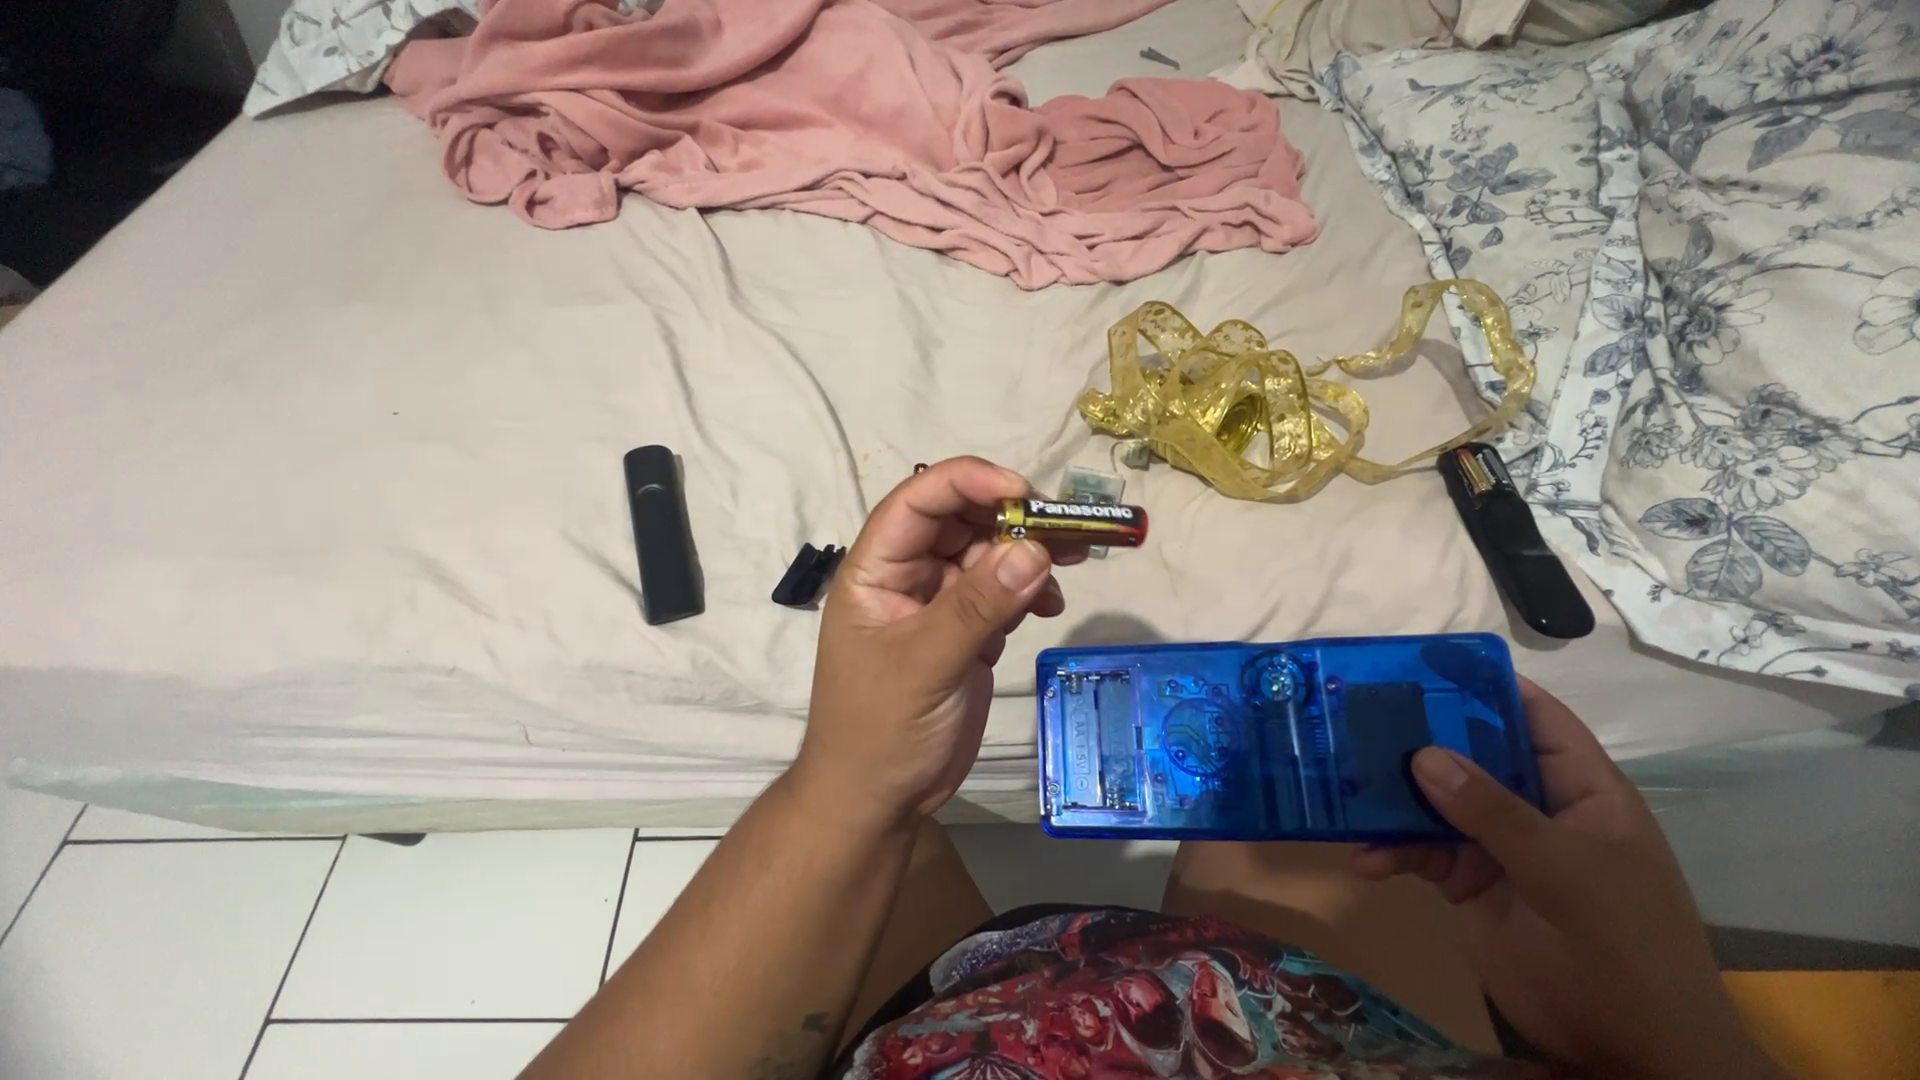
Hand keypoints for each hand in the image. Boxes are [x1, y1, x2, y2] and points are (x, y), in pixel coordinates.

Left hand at [793, 457, 1081, 824]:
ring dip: (1029, 553)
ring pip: (988, 555)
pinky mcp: (967, 632)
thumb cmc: (881, 730)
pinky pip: (1003, 594)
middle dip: (1012, 517)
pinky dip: (1029, 592)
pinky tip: (1049, 608)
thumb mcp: (925, 665)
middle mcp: (907, 576)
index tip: (1024, 491)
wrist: (880, 799)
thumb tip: (1034, 550)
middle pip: (962, 521)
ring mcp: (939, 604)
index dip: (968, 481)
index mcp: (876, 569)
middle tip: (1066, 527)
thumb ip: (978, 607)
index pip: (919, 501)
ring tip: (1074, 560)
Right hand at [1352, 680, 1783, 1079]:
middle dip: (1419, 739)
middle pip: (1472, 754)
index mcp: (1580, 792)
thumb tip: (1424, 755)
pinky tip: (1365, 861)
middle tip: (1358, 718)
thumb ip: (1494, 814)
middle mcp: (1535, 808)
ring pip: (1435, 802)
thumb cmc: (1622, 949)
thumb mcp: (1565, 875)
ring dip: (1392, 800)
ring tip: (1346, 790)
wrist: (1629, 1051)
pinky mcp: (1468, 882)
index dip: (1489, 687)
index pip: (1537, 719)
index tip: (1426, 665)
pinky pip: (1420, 852)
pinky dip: (1391, 853)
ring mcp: (1499, 846)